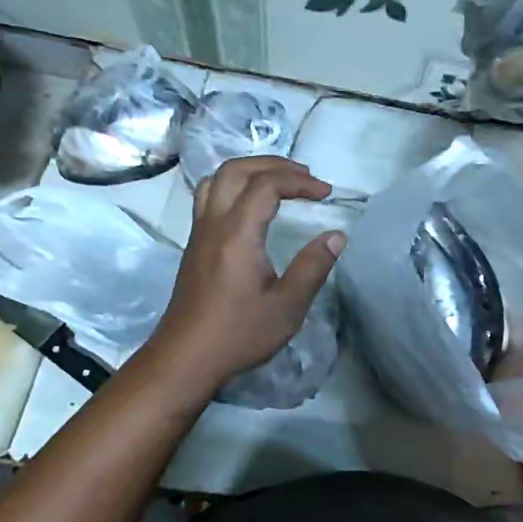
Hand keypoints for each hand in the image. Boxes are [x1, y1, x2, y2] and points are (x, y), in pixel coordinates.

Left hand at [144, 156, 344, 389]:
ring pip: (216, 179)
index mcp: (237, 233)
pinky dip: (232, 186)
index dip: (299, 182)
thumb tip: (336, 236)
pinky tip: (250, 205)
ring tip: (278, 181)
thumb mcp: (286, 307)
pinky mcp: (193, 245)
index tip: (326, 194)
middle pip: (236, 170)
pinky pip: (208, 197)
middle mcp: (213, 223)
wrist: (185, 356)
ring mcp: (198, 233)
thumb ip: (312, 267)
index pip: (267, 185)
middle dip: (273, 164)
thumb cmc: (238, 334)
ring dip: (248, 170)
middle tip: (304, 177)